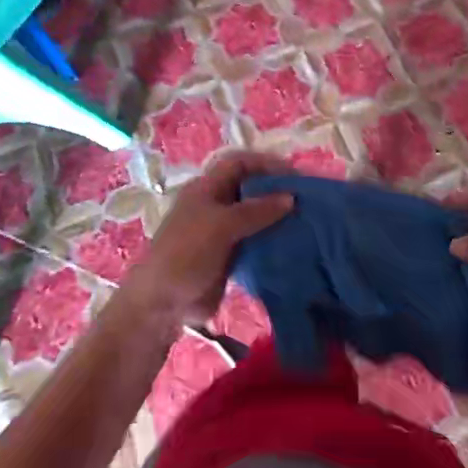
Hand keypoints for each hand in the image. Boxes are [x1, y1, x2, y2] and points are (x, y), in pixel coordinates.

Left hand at [120, 152, 293, 327]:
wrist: (162, 304)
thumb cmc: (186, 254)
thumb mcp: (221, 225)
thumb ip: (256, 210)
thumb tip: (291, 197)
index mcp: (206, 188)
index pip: (239, 163)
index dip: (265, 163)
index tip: (293, 174)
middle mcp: (214, 204)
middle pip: (249, 187)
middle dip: (275, 189)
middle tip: (305, 197)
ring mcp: (221, 231)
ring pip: (254, 214)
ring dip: (276, 215)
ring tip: (305, 219)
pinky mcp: (228, 255)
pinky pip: (255, 240)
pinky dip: (272, 238)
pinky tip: (292, 242)